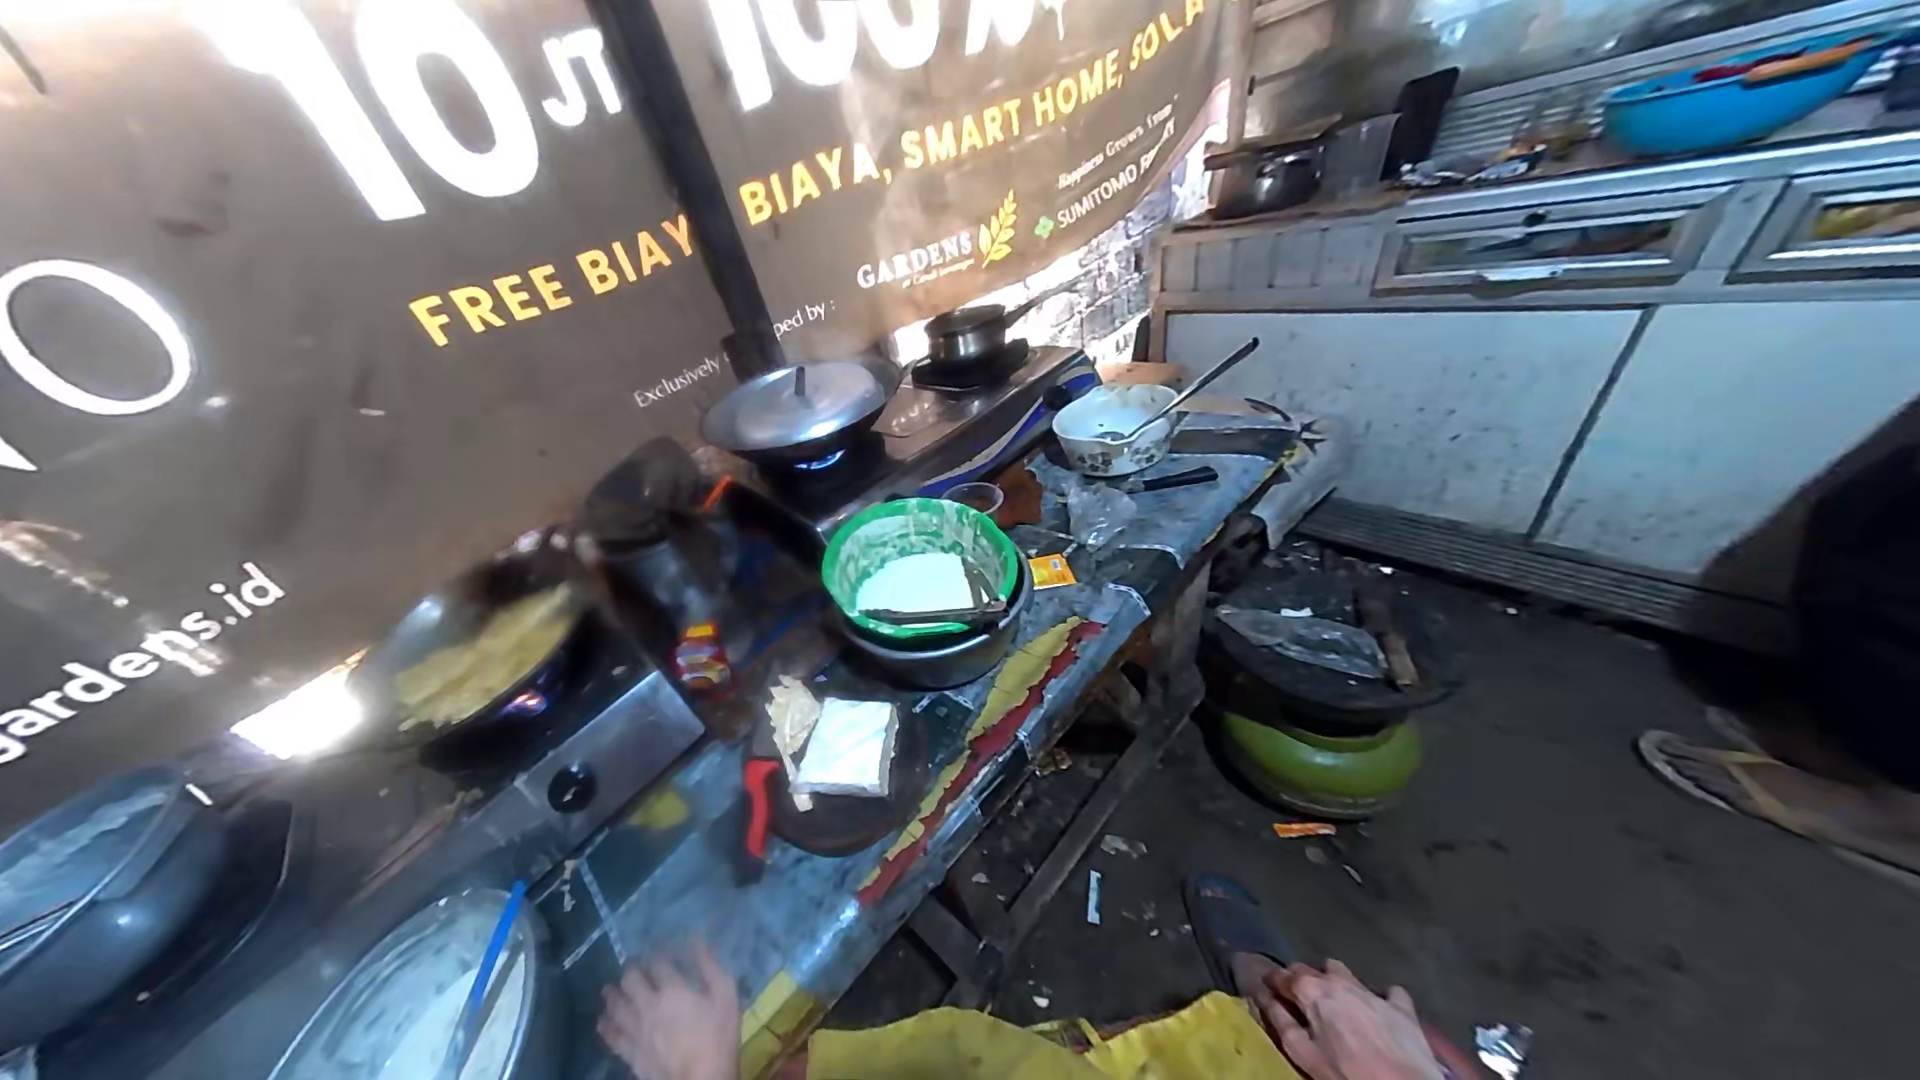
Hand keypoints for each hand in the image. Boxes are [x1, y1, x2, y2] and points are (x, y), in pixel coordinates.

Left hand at [598, 945, 739, 1079]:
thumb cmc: (718, 1034)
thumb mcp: (725, 993)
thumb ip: (710, 965)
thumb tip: (697, 940)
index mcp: (673, 990)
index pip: (658, 963)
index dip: (656, 952)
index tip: (658, 947)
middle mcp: (650, 1006)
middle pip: (632, 982)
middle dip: (630, 969)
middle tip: (630, 963)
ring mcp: (638, 1032)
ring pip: (617, 1007)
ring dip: (612, 995)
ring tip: (608, 988)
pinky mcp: (632, 1054)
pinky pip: (613, 1037)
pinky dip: (606, 1026)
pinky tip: (602, 1021)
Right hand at [1256, 960, 1443, 1079]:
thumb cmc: (1347, 1076)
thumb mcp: (1303, 1054)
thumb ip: (1280, 1022)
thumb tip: (1265, 998)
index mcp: (1309, 990)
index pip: (1281, 976)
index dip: (1272, 982)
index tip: (1268, 990)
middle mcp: (1336, 981)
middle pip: (1309, 968)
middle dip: (1299, 978)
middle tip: (1299, 999)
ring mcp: (1370, 992)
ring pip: (1343, 971)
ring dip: (1335, 980)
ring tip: (1335, 1001)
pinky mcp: (1401, 1008)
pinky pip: (1391, 992)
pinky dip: (1383, 998)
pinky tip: (1381, 1011)